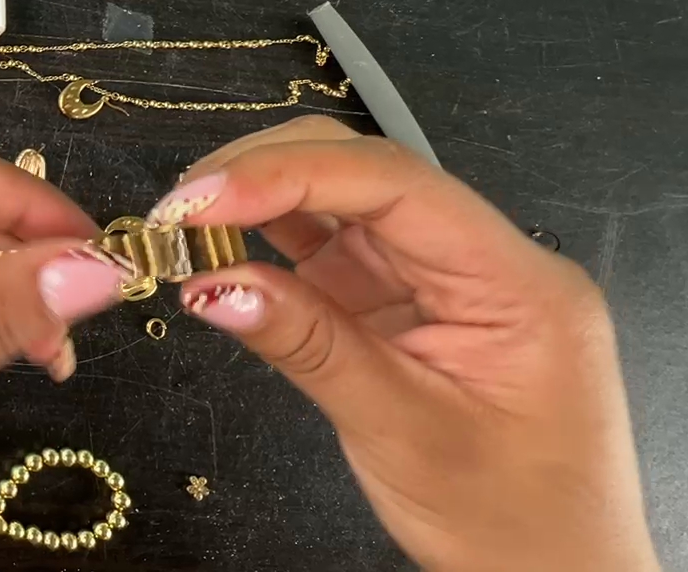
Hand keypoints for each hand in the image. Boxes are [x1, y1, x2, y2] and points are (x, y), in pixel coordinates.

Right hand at [157, 115, 659, 571]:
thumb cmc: (504, 520)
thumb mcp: (403, 433)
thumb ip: (306, 345)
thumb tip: (205, 285)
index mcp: (510, 277)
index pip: (391, 183)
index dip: (287, 174)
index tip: (199, 200)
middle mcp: (466, 251)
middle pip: (355, 166)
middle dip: (259, 172)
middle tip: (177, 209)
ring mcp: (419, 265)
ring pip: (325, 189)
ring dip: (248, 195)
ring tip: (181, 221)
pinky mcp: (379, 284)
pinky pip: (311, 234)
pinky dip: (255, 232)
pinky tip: (212, 242)